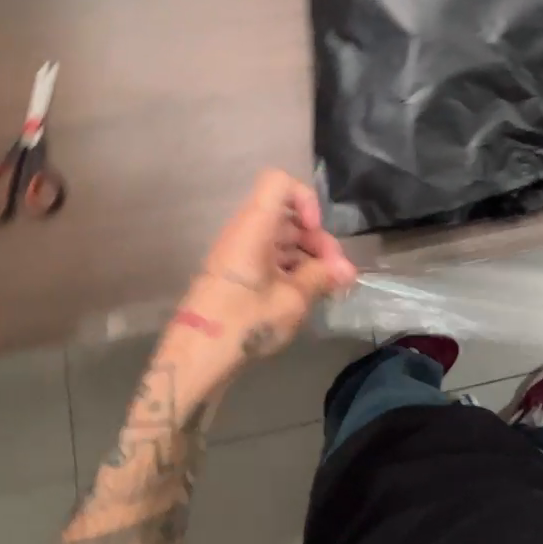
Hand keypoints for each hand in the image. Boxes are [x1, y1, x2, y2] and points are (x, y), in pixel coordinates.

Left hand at [174, 169, 357, 367]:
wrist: (195, 360)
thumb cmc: (244, 322)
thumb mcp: (292, 300)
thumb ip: (322, 278)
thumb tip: (347, 271)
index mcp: (254, 227)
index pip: (279, 183)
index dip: (304, 199)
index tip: (315, 231)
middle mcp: (246, 233)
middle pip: (288, 217)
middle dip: (318, 240)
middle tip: (339, 273)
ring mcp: (240, 255)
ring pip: (282, 240)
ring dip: (309, 259)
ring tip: (330, 289)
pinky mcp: (238, 276)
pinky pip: (271, 259)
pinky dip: (293, 270)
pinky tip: (310, 296)